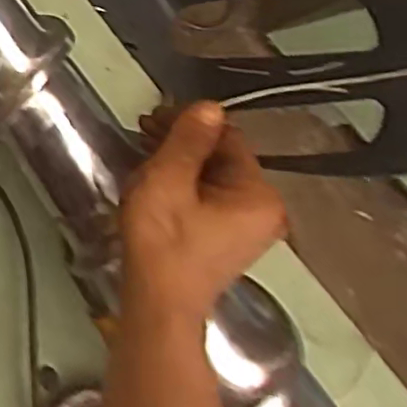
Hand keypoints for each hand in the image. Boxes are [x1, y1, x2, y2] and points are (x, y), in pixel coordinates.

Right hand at [119, 102, 285, 319]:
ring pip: (212, 174)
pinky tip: (155, 179)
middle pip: (222, 155)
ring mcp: (247, 226)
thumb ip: (188, 141)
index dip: (189, 122)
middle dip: (182, 140)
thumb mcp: (168, 180)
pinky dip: (182, 180)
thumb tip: (209, 105)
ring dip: (178, 158)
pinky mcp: (227, 236)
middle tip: (142, 132)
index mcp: (259, 195)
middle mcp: (264, 209)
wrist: (157, 301)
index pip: (228, 137)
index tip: (150, 118)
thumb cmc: (162, 239)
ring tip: (142, 153)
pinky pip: (208, 193)